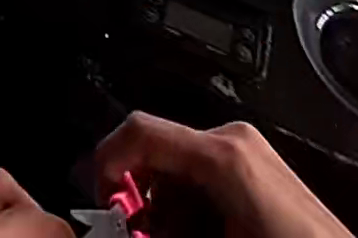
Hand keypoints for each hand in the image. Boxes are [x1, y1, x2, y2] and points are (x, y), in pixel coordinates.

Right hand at [93, 112, 349, 237]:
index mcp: (223, 154)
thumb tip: (119, 226)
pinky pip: (203, 175)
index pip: (140, 131)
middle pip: (157, 151)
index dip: (107, 162)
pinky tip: (204, 236)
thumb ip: (159, 230)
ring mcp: (248, 151)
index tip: (100, 202)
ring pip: (178, 166)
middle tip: (142, 236)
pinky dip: (191, 208)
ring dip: (167, 209)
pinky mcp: (257, 168)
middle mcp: (234, 140)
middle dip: (142, 199)